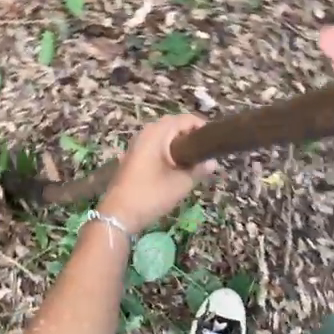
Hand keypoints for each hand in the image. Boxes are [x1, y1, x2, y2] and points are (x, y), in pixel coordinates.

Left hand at [97, 115, 211, 233]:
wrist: (119, 213)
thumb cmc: (151, 195)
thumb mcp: (180, 184)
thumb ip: (199, 169)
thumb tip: (213, 162)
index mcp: (157, 133)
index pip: (185, 119)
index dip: (202, 127)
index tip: (214, 143)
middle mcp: (145, 132)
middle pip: (173, 125)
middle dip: (191, 136)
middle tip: (206, 152)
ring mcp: (137, 143)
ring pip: (163, 136)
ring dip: (179, 144)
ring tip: (195, 160)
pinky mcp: (133, 155)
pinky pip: (155, 145)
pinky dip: (168, 151)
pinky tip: (176, 167)